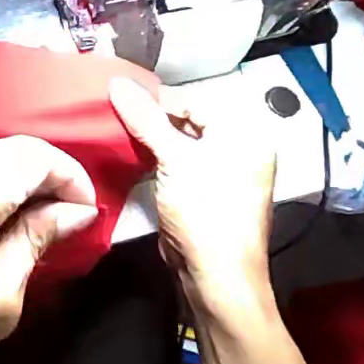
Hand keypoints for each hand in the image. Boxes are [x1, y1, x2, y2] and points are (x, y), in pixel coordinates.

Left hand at [0, 136, 100, 363]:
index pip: (36, 160)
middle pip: (20, 149)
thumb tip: (78, 211)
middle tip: (74, 216)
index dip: (73, 180)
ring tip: (50, 217)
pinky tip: (17, 212)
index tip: (88, 215)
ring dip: (33, 177)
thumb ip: (38, 238)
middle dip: (56, 176)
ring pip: (2, 152)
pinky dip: (8, 180)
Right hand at [108, 78, 276, 325]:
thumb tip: (118, 83)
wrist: (215, 280)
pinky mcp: (204, 198)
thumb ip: (147, 120)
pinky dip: (156, 163)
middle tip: (116, 114)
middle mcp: (239, 152)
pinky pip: (178, 169)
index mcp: (246, 136)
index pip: (197, 103)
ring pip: (181, 146)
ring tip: (118, 132)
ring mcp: (222, 177)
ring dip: (152, 141)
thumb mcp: (175, 160)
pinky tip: (131, 158)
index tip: (124, 99)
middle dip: (154, 120)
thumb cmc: (206, 214)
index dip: (160, 101)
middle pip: (189, 123)